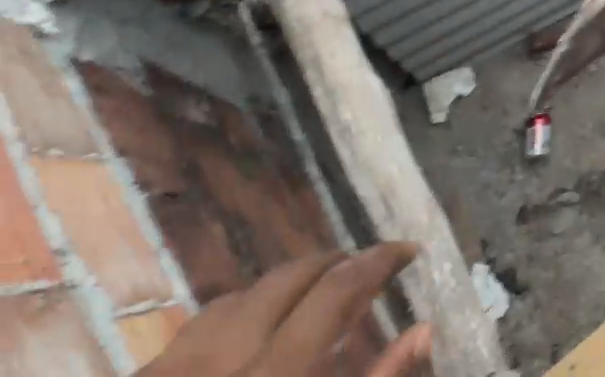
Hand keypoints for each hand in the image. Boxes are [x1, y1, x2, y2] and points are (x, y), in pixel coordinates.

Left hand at [138, 244, 431, 376]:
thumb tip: (425, 329)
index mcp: (278, 373)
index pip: (338, 289)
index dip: (379, 260)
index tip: (409, 250)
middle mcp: (222, 360)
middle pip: (288, 278)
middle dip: (333, 263)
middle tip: (365, 267)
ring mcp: (171, 371)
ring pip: (236, 298)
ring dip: (282, 288)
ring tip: (310, 298)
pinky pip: (193, 331)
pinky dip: (233, 318)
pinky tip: (246, 340)